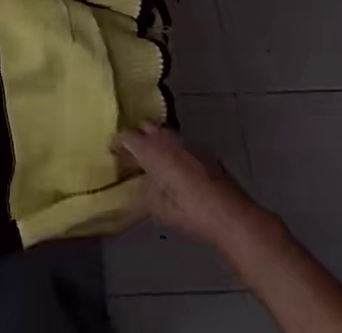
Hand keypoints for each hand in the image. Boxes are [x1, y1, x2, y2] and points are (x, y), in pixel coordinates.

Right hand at [115, 123, 278, 252]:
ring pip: (166, 134)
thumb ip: (147, 193)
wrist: (230, 214)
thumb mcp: (159, 208)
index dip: (118, 141)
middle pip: (148, 128)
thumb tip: (142, 186)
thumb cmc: (190, 212)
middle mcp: (170, 141)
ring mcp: (189, 145)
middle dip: (138, 135)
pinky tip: (176, 170)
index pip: (129, 137)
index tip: (111, 147)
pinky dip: (174, 151)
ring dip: (157, 141)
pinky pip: (182, 145)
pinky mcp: (205, 153)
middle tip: (131, 151)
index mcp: (153, 152)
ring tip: (152, 159)